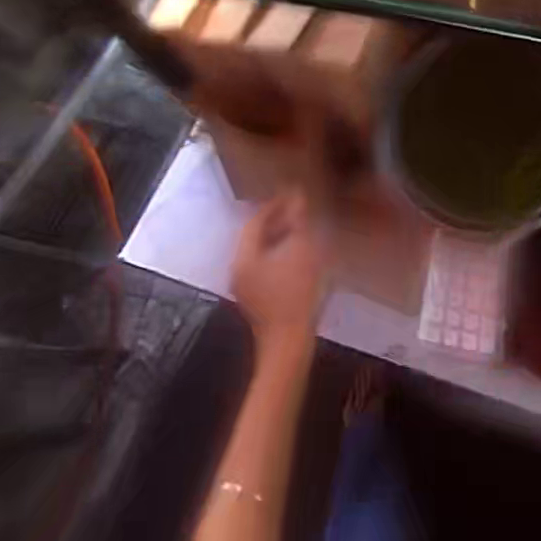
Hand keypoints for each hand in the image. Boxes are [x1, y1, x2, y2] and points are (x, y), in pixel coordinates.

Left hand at [231, 191, 329, 356]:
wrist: (289, 346)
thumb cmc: (295, 295)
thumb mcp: (301, 252)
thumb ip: (298, 223)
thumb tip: (297, 197)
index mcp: (244, 258)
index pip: (254, 222)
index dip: (274, 205)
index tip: (292, 194)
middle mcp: (239, 271)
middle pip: (255, 237)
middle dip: (276, 221)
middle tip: (298, 209)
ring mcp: (246, 288)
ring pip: (260, 253)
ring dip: (279, 238)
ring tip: (301, 228)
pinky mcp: (257, 301)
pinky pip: (265, 267)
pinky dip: (280, 255)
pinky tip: (299, 255)